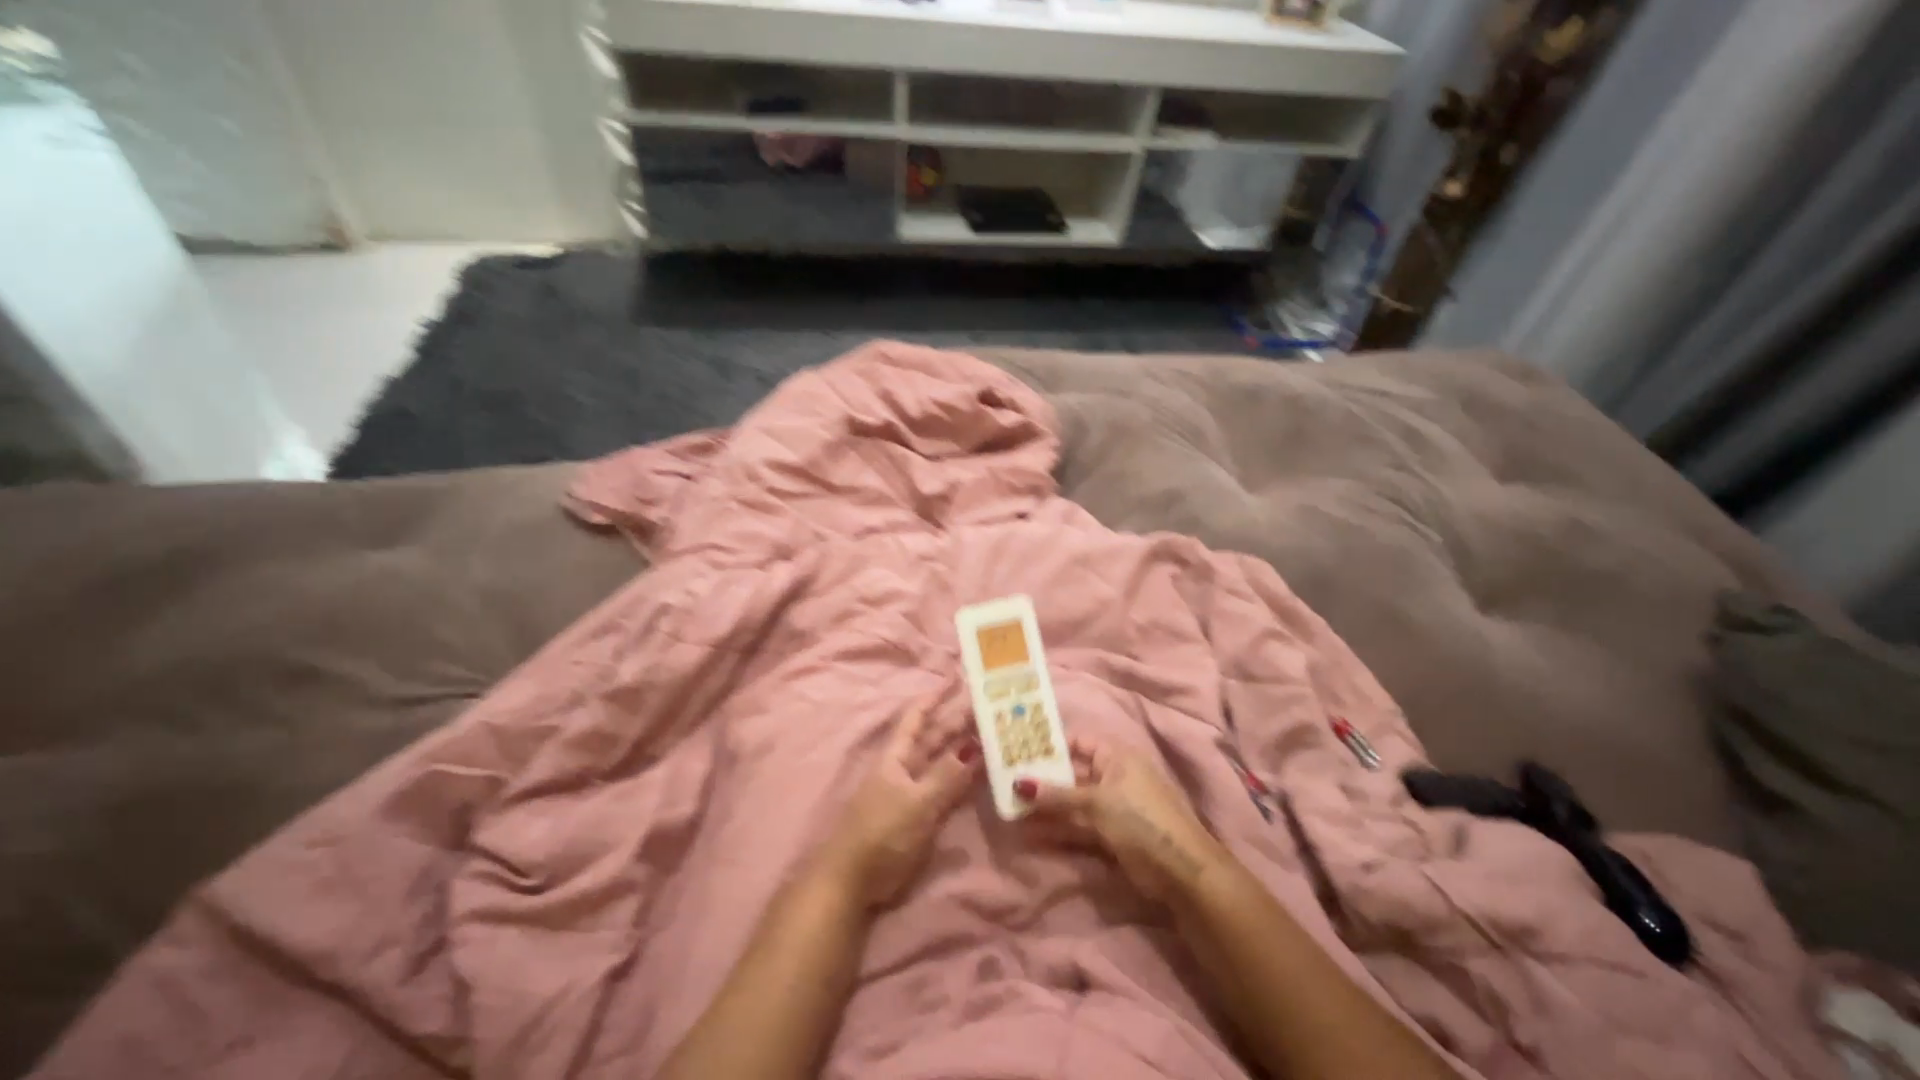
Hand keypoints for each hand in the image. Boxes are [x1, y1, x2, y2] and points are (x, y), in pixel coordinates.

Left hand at [814, 695, 983, 909]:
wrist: (851, 880)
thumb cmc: (881, 834)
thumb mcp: (917, 802)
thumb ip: (946, 776)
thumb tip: (973, 745)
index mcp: (896, 758)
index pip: (916, 718)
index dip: (934, 698)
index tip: (955, 679)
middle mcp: (903, 770)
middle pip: (932, 739)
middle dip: (956, 721)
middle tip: (988, 705)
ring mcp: (909, 794)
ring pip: (940, 763)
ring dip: (962, 748)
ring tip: (991, 734)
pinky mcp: (916, 818)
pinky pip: (943, 788)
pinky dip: (960, 778)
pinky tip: (978, 775)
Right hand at [1017, 738, 1225, 903]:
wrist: (1179, 867)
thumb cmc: (1140, 818)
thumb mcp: (1096, 802)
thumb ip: (1056, 794)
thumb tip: (1019, 782)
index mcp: (1117, 757)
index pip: (1079, 742)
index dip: (1051, 745)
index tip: (1019, 750)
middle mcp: (1113, 776)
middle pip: (1072, 773)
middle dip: (1042, 779)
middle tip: (1006, 782)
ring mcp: (1112, 807)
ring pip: (1072, 802)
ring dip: (1046, 807)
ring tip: (1011, 809)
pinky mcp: (1109, 833)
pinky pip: (1077, 825)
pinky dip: (1057, 828)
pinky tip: (1030, 833)